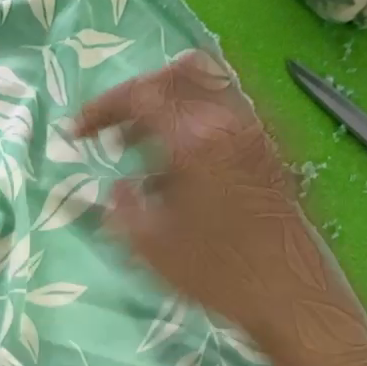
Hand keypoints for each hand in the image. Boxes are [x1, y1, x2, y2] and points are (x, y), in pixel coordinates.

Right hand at [74, 52, 347, 350]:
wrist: (289, 293)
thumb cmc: (214, 274)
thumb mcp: (149, 246)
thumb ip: (124, 206)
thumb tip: (117, 186)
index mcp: (195, 141)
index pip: (142, 95)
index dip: (102, 107)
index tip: (77, 133)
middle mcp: (232, 122)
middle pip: (182, 72)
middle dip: (140, 93)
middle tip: (113, 128)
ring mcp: (259, 131)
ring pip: (211, 85)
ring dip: (171, 104)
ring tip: (143, 145)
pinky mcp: (274, 149)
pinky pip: (230, 112)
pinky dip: (198, 121)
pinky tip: (182, 164)